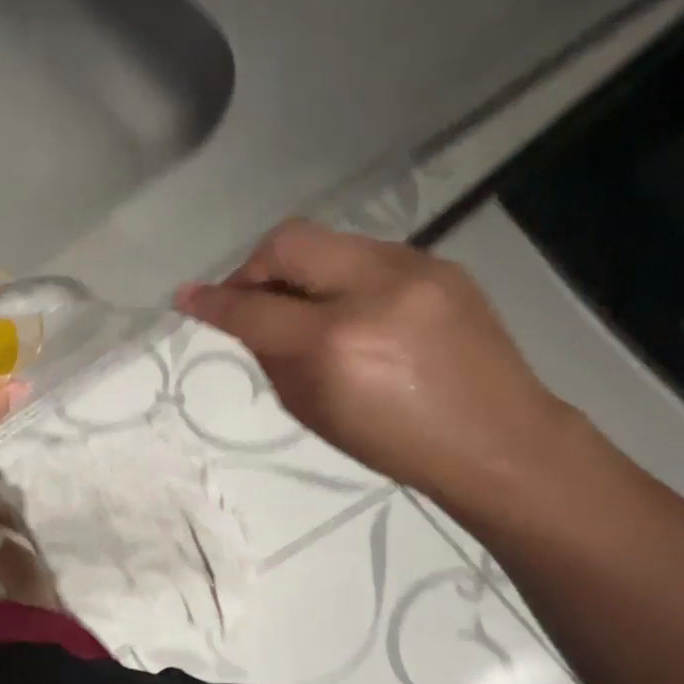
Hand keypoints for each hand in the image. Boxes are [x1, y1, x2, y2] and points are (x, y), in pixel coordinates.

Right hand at [176, 219, 573, 498]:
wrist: (497, 439)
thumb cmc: (390, 441)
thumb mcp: (310, 406)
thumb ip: (271, 354)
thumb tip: (243, 320)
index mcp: (337, 341)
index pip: (253, 307)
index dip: (211, 303)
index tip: (185, 299)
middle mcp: (376, 290)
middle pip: (288, 243)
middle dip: (252, 268)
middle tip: (246, 299)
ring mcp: (416, 269)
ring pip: (327, 243)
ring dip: (297, 271)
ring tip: (298, 309)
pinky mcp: (440, 265)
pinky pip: (365, 255)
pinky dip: (337, 277)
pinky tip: (346, 309)